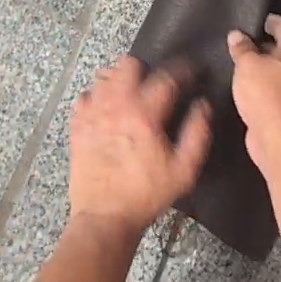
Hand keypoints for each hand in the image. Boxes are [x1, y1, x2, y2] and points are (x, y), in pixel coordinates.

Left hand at [67, 55, 211, 236]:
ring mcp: (93, 113)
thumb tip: (202, 106)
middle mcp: (116, 105)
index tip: (190, 71)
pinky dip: (95, 98)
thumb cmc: (146, 194)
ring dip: (118, 80)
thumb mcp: (183, 170)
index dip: (182, 70)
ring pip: (104, 76)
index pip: (167, 77)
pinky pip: (84, 97)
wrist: (104, 217)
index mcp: (144, 114)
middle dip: (144, 68)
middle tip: (153, 83)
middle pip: (128, 64)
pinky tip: (104, 110)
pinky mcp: (77, 126)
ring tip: (128, 94)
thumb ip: (197, 133)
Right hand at [226, 14, 280, 167]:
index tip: (259, 18)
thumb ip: (241, 48)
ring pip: (278, 69)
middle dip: (265, 43)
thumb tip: (237, 35)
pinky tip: (248, 85)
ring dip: (263, 65)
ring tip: (243, 62)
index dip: (270, 20)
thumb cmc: (265, 94)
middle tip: (245, 40)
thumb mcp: (247, 64)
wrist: (278, 138)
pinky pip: (275, 87)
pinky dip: (263, 83)